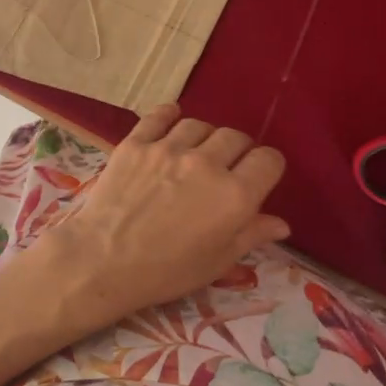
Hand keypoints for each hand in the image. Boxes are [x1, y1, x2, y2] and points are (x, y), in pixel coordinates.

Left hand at [33, 105, 289, 332]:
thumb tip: (280, 223)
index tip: (258, 176)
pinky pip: (158, 117)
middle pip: (234, 137)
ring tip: (197, 153)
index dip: (267, 167)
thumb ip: (251, 234)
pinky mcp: (135, 143)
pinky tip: (170, 119)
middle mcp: (205, 163)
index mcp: (235, 195)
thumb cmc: (167, 270)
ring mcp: (166, 149)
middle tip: (227, 168)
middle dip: (238, 150)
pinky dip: (168, 115)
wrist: (105, 259)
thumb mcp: (218, 261)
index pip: (268, 160)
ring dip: (204, 137)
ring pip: (198, 125)